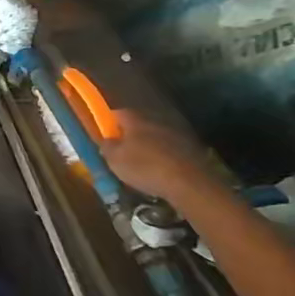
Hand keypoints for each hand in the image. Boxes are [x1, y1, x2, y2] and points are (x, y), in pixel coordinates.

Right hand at [98, 108, 218, 204]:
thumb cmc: (145, 167)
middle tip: (122, 152)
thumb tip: (106, 140)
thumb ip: (107, 147)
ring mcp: (174, 131)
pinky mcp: (189, 146)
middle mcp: (154, 119)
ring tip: (141, 164)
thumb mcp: (115, 160)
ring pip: (154, 135)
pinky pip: (169, 147)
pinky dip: (162, 155)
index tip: (105, 138)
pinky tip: (160, 170)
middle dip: (128, 135)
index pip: (116, 114)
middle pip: (136, 124)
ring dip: (147, 145)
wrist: (188, 181)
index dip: (108, 124)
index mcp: (134, 119)